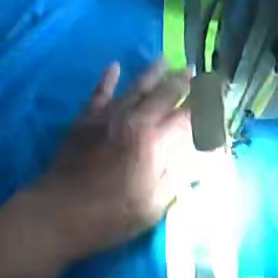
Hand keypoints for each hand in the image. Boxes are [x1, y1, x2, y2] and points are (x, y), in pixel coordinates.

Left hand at [17, 60, 196, 260]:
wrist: (57, 213)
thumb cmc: (109, 217)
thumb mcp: (154, 205)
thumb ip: (179, 176)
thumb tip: (207, 157)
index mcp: (155, 143)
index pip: (189, 117)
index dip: (207, 106)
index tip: (220, 95)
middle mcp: (134, 121)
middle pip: (164, 94)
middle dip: (184, 81)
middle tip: (197, 70)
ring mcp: (107, 118)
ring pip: (135, 88)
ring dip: (152, 72)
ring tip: (165, 60)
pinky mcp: (83, 122)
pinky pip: (99, 94)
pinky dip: (107, 79)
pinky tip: (114, 67)